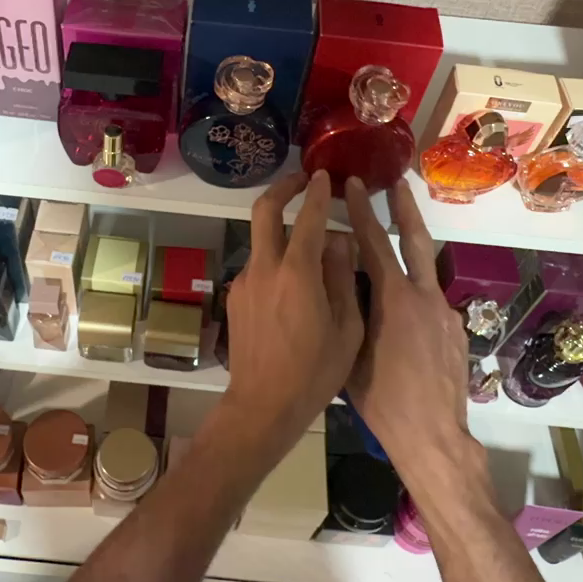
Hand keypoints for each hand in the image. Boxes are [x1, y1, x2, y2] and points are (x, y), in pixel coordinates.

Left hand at [218, 170, 364, 455]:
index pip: (307, 219)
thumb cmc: (315, 372)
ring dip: (280, 229)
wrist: (263, 405)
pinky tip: (293, 283)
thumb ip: (343, 278)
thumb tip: (339, 240)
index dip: (317, 193)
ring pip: (260, 240)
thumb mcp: (347, 328)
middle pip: (264, 211)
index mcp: (297, 273)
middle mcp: (264, 268)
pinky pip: (258, 266)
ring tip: (307, 242)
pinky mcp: (235, 296)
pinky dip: (275, 260)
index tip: (325, 176)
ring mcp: (244, 281)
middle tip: (302, 180)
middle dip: (283, 188)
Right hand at [343, 176, 474, 475]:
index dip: (361, 211)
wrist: (433, 438)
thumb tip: (339, 273)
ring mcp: (446, 313)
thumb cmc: (381, 399)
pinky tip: (402, 312)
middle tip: (396, 182)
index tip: (353, 184)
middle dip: (403, 208)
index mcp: (394, 299)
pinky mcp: (456, 331)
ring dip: (412, 248)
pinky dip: (415, 294)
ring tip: (398, 239)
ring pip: (427, 270)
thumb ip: (348, 307)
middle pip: (416, 239)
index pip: (374, 242)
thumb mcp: (350, 350)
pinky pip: (432, 301)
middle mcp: (425, 297)